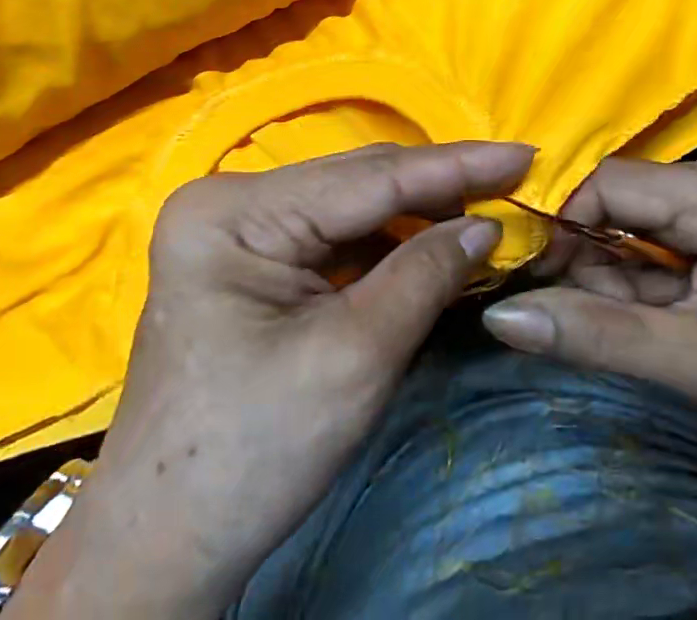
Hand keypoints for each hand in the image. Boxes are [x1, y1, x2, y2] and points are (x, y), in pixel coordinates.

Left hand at [8, 141, 532, 618]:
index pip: (370, 178)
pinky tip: (437, 247)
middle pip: (361, 183)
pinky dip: (395, 243)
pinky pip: (341, 238)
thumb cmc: (256, 450)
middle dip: (442, 188)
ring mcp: (239, 232)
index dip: (458, 166)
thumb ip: (427, 274)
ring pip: (356, 208)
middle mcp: (231, 204)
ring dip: (422, 215)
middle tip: (516, 185)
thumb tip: (489, 223)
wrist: (170, 542)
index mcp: (235, 214)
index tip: (526, 154)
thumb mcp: (357, 354)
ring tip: (488, 216)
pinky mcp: (255, 263)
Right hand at [480, 153, 696, 481]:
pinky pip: (649, 241)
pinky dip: (635, 282)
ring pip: (629, 224)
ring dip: (615, 279)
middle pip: (620, 202)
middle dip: (595, 263)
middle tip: (599, 322)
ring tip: (651, 328)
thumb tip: (500, 316)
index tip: (535, 282)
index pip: (616, 184)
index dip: (565, 226)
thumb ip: (600, 337)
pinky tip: (660, 318)